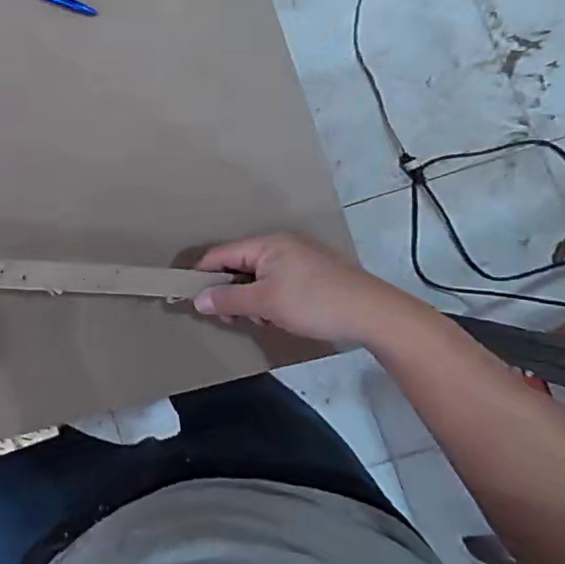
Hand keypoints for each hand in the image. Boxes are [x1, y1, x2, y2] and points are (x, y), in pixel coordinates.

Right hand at [193, 232, 422, 345]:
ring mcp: (299, 258)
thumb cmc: (314, 303)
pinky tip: (281, 317)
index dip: (201, 276)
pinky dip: (271, 300)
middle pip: (238, 266)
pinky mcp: (313, 274)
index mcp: (267, 244)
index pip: (219, 255)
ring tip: (264, 319)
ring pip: (258, 277)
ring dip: (252, 300)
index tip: (190, 299)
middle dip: (231, 292)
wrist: (374, 315)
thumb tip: (197, 299)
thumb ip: (227, 300)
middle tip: (232, 318)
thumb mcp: (264, 304)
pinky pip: (277, 283)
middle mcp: (281, 244)